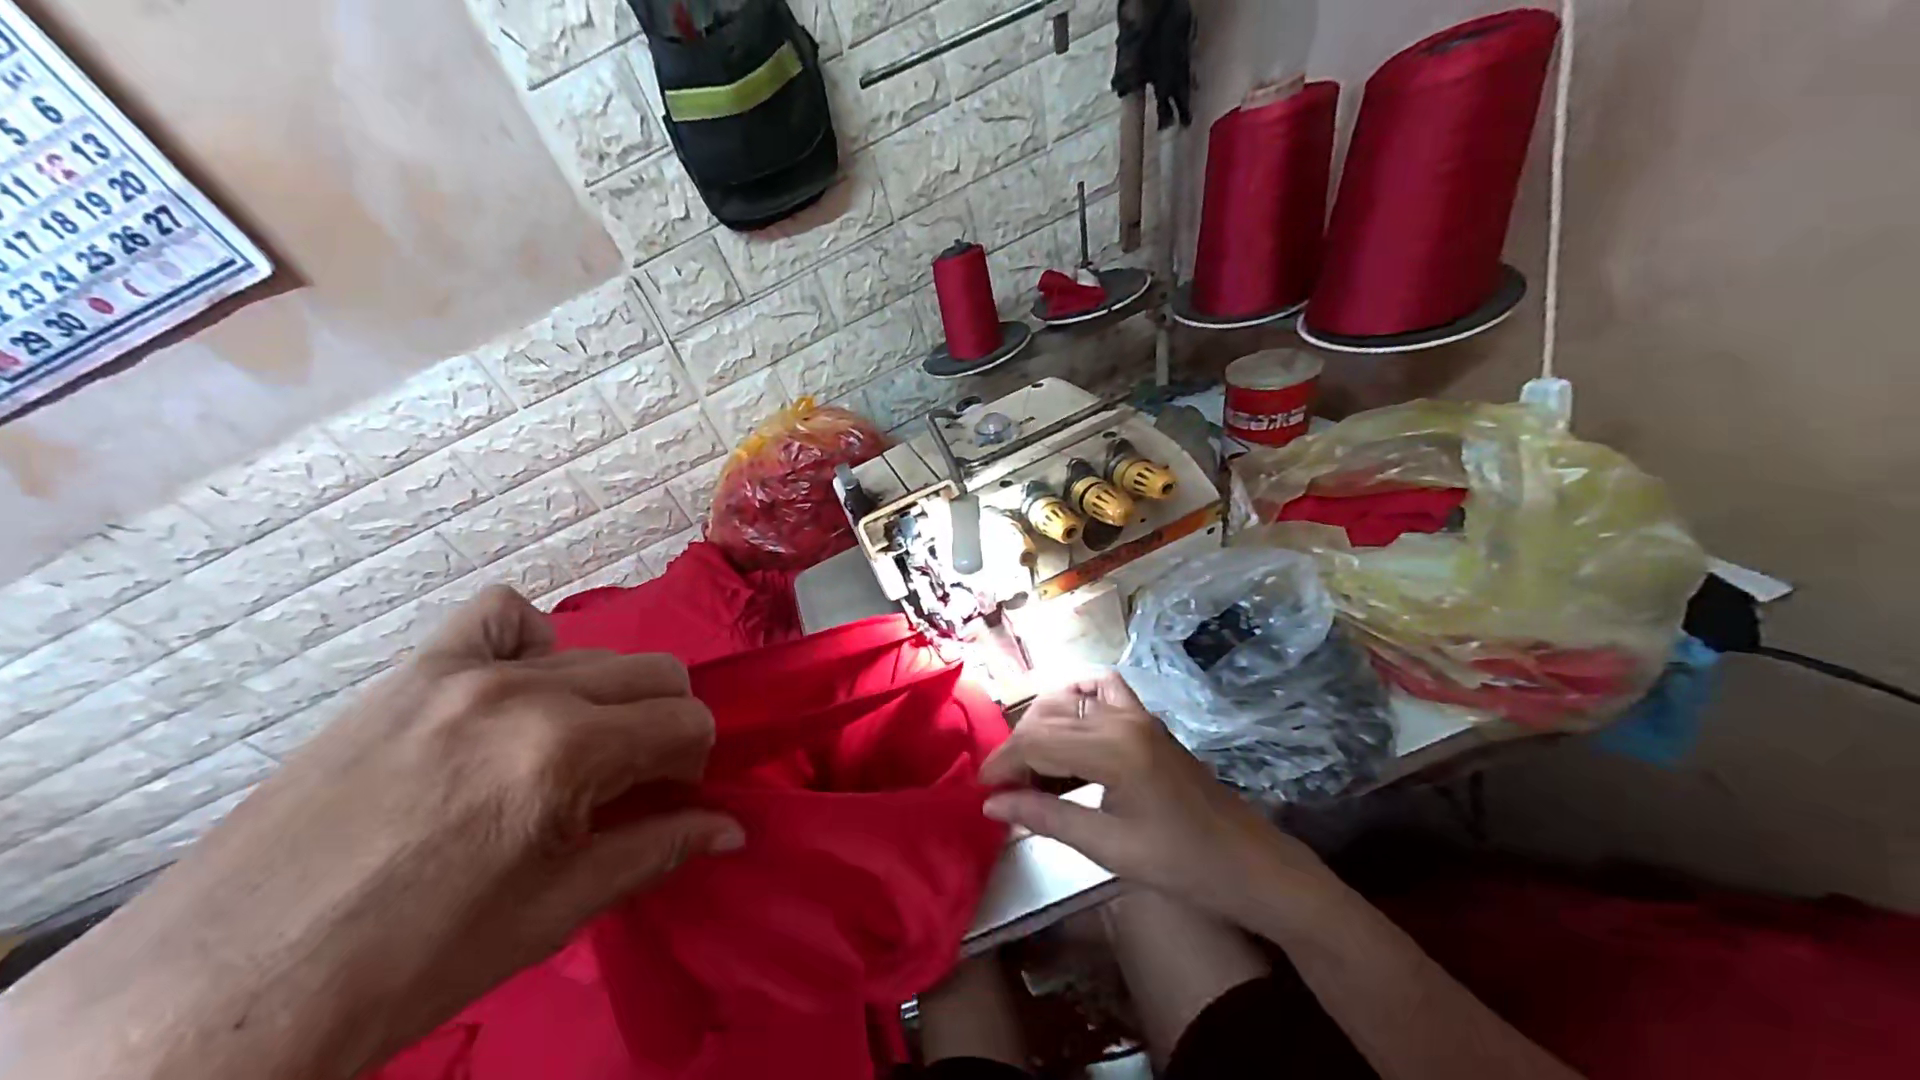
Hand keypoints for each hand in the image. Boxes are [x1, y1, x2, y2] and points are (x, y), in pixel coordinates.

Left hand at [0, 587, 741, 1079]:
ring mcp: (460, 671)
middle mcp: (523, 691)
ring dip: (610, 699)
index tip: (674, 799)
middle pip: (655, 675)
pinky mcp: (409, 670)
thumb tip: (736, 827)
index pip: (687, 722)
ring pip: (594, 652)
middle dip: (665, 728)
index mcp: (564, 753)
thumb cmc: (408, 965)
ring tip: (570, 754)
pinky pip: (500, 616)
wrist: (223, 988)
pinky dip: (532, 642)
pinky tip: (517, 691)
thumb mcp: (555, 913)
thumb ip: (660, 850)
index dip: (696, 763)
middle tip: (631, 785)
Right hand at [980, 673, 1340, 928]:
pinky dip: (1074, 699)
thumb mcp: (1108, 848)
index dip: (1003, 762)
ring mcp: (1137, 713)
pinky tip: (1066, 727)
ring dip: (1041, 727)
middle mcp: (1123, 718)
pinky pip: (1101, 688)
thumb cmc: (1182, 865)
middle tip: (1007, 790)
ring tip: (1033, 770)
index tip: (982, 789)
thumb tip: (991, 804)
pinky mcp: (1146, 718)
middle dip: (1018, 750)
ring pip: (1068, 700)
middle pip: (1047, 717)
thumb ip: (1046, 817)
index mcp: (1115, 749)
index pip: (1037, 740)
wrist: (1247, 863)